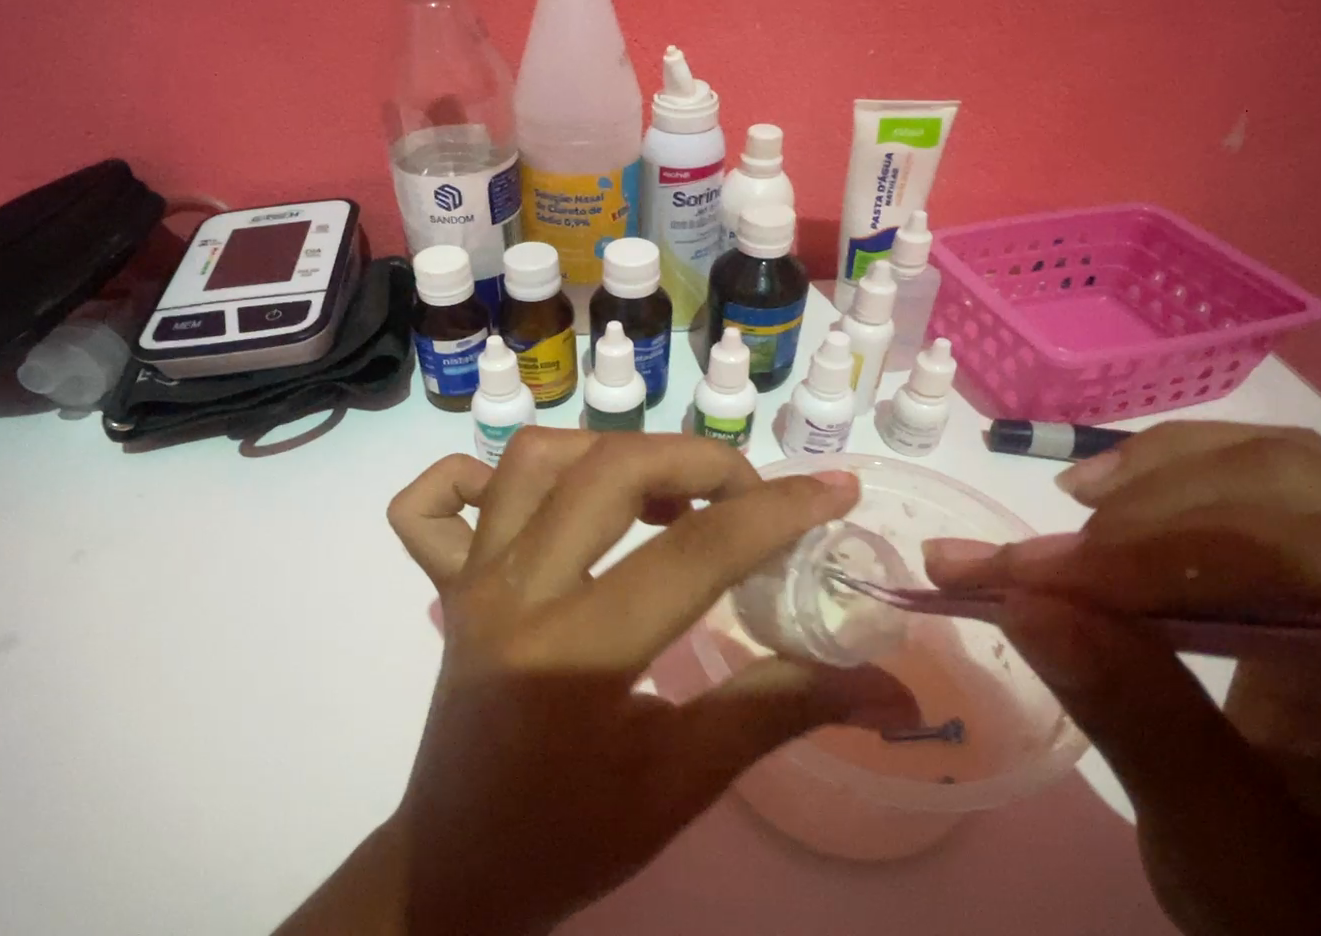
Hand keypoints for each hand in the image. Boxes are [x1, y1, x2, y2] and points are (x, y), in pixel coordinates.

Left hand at [284, 429, 914, 935]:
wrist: (460, 868)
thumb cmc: (572, 835)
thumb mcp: (682, 780)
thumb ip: (778, 710)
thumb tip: (889, 689)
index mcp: (575, 651)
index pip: (691, 552)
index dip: (774, 513)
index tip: (835, 493)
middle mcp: (512, 593)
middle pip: (608, 471)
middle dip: (698, 462)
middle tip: (751, 497)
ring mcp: (469, 582)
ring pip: (529, 462)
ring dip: (607, 453)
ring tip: (664, 493)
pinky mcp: (445, 587)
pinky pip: (431, 505)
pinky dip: (474, 479)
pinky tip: (538, 503)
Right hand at [925, 423, 1320, 935]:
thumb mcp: (1231, 862)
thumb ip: (1138, 727)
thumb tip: (1023, 603)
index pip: (1292, 565)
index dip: (1140, 558)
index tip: (1014, 583)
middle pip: (1288, 495)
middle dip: (1134, 520)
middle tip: (1023, 567)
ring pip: (1284, 470)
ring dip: (1155, 480)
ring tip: (1066, 508)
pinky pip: (1288, 486)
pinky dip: (1188, 476)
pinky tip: (1124, 496)